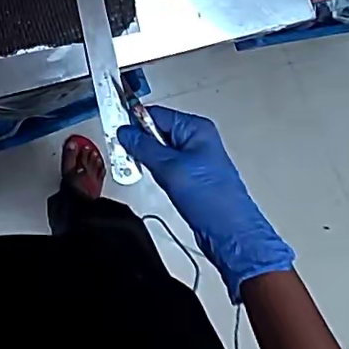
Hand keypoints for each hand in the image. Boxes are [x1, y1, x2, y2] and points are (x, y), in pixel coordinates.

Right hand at [119, 106, 293, 301]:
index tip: (118, 130)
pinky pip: (167, 166)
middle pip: (157, 131)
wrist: (231, 235)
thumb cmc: (213, 199)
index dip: (135, 121)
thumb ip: (143, 146)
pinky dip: (157, 172)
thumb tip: (125, 132)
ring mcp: (196, 160)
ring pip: (160, 150)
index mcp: (196, 128)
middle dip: (141, 143)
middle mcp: (197, 140)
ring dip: (148, 159)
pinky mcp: (192, 177)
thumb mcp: (170, 167)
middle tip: (129, 155)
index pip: (156, 113)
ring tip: (146, 171)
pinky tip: (156, 181)